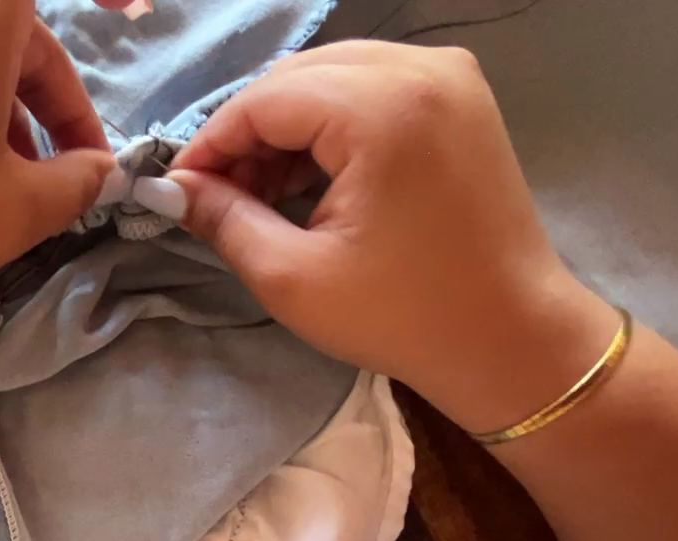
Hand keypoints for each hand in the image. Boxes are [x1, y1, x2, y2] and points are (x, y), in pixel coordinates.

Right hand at [165, 42, 617, 431]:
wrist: (503, 334)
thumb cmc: (395, 314)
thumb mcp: (290, 276)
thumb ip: (225, 220)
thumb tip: (174, 191)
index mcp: (382, 108)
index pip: (264, 99)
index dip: (209, 142)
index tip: (175, 191)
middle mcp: (421, 69)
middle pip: (297, 78)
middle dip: (243, 134)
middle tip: (212, 195)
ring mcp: (448, 78)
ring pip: (330, 79)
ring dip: (281, 130)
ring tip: (253, 194)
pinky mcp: (458, 100)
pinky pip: (368, 90)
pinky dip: (324, 128)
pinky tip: (302, 179)